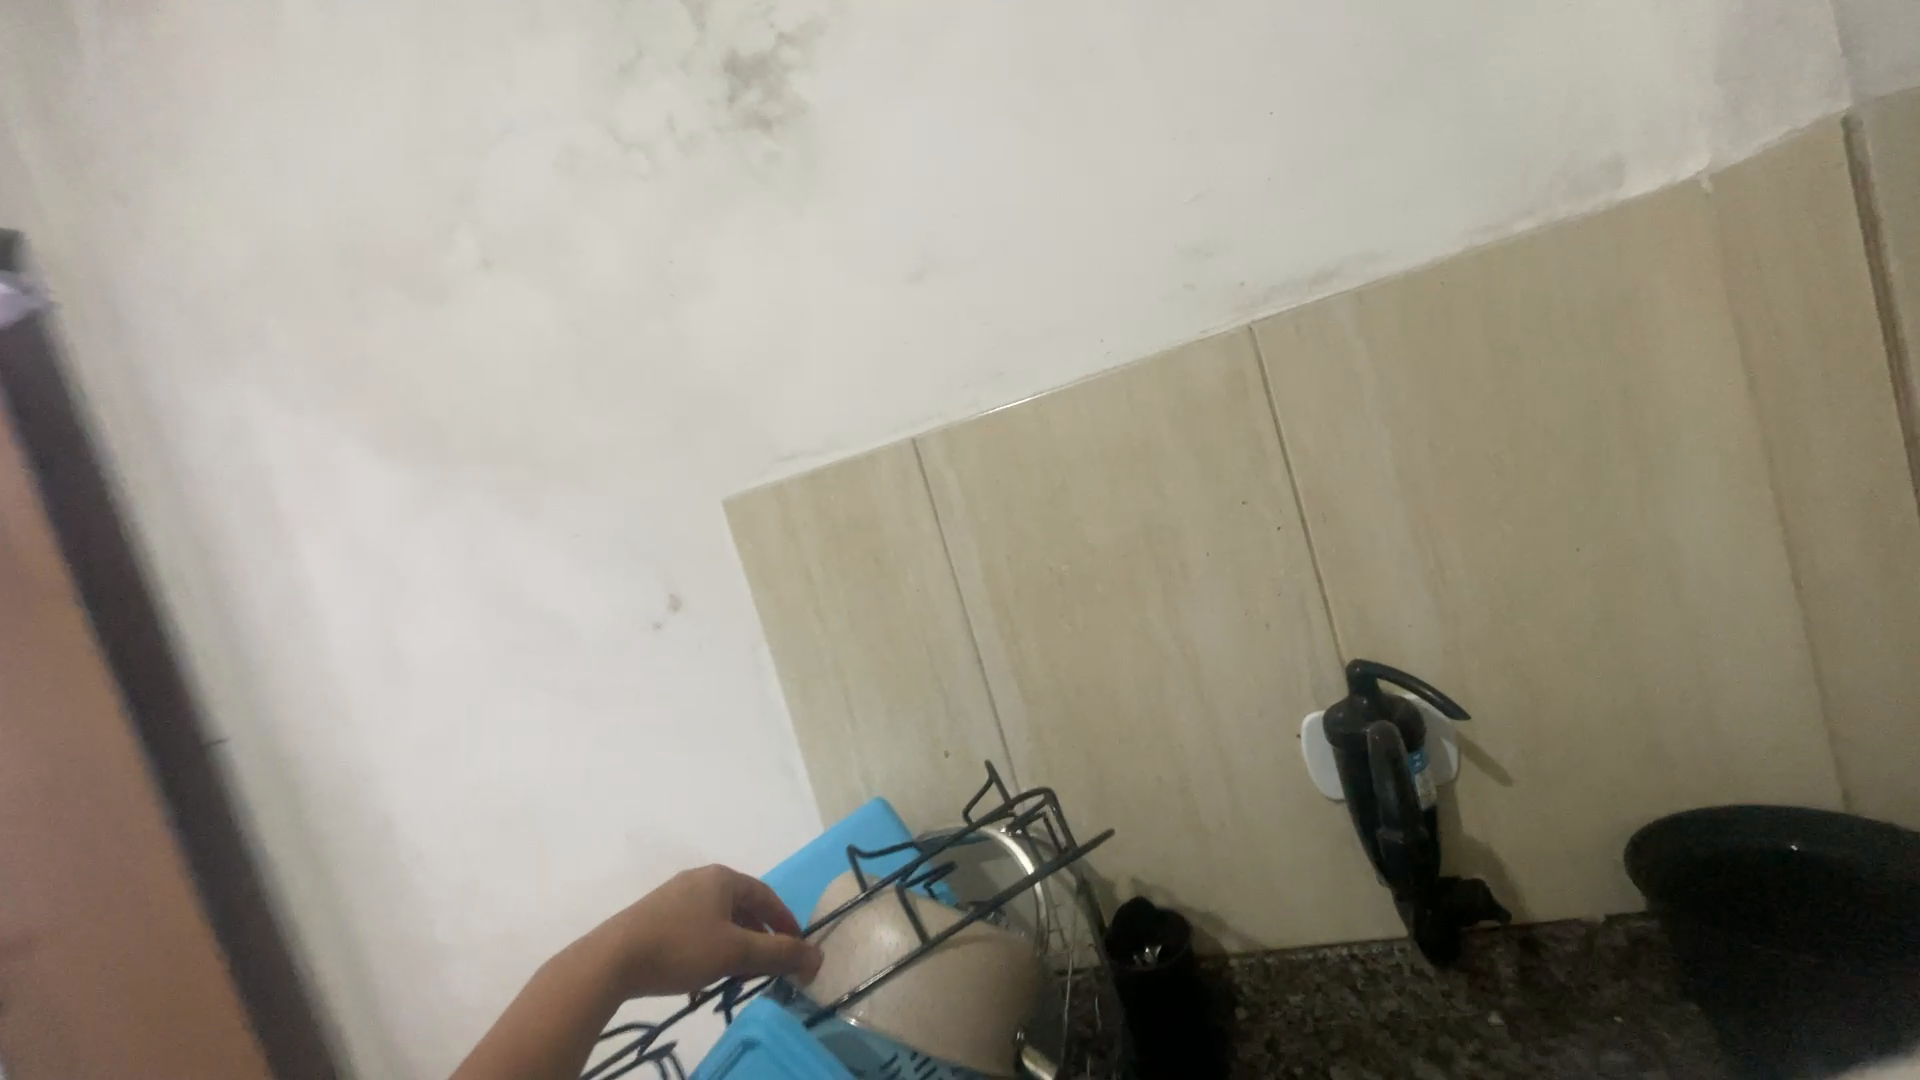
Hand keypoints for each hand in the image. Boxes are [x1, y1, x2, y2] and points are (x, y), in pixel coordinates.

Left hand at [580, 864, 822, 999]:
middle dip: (758, 937)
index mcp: (723, 878)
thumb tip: (817, 957)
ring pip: (717, 920)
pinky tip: (701, 978)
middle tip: (767, 966)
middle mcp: (700, 879)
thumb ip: (779, 955)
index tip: (796, 948)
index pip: (766, 896)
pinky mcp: (653, 916)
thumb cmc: (680, 949)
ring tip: (736, 976)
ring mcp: (673, 896)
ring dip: (733, 946)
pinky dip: (708, 949)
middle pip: (742, 907)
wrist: (609, 961)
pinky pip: (694, 929)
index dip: (785, 922)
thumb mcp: (735, 954)